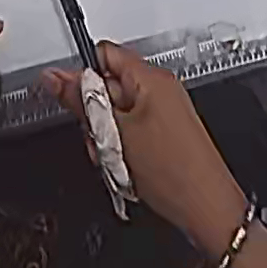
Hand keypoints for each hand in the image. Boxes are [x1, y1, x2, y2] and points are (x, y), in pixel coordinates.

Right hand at [44, 41, 247, 254]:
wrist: (211, 214)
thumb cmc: (175, 173)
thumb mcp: (114, 133)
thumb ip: (81, 100)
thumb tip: (55, 78)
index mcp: (150, 77)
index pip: (102, 53)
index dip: (81, 73)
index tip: (68, 93)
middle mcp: (160, 88)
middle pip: (107, 84)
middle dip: (94, 113)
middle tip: (97, 136)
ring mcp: (165, 110)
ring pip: (116, 110)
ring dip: (106, 134)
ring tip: (114, 157)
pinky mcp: (166, 131)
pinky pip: (130, 126)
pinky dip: (121, 144)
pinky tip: (124, 165)